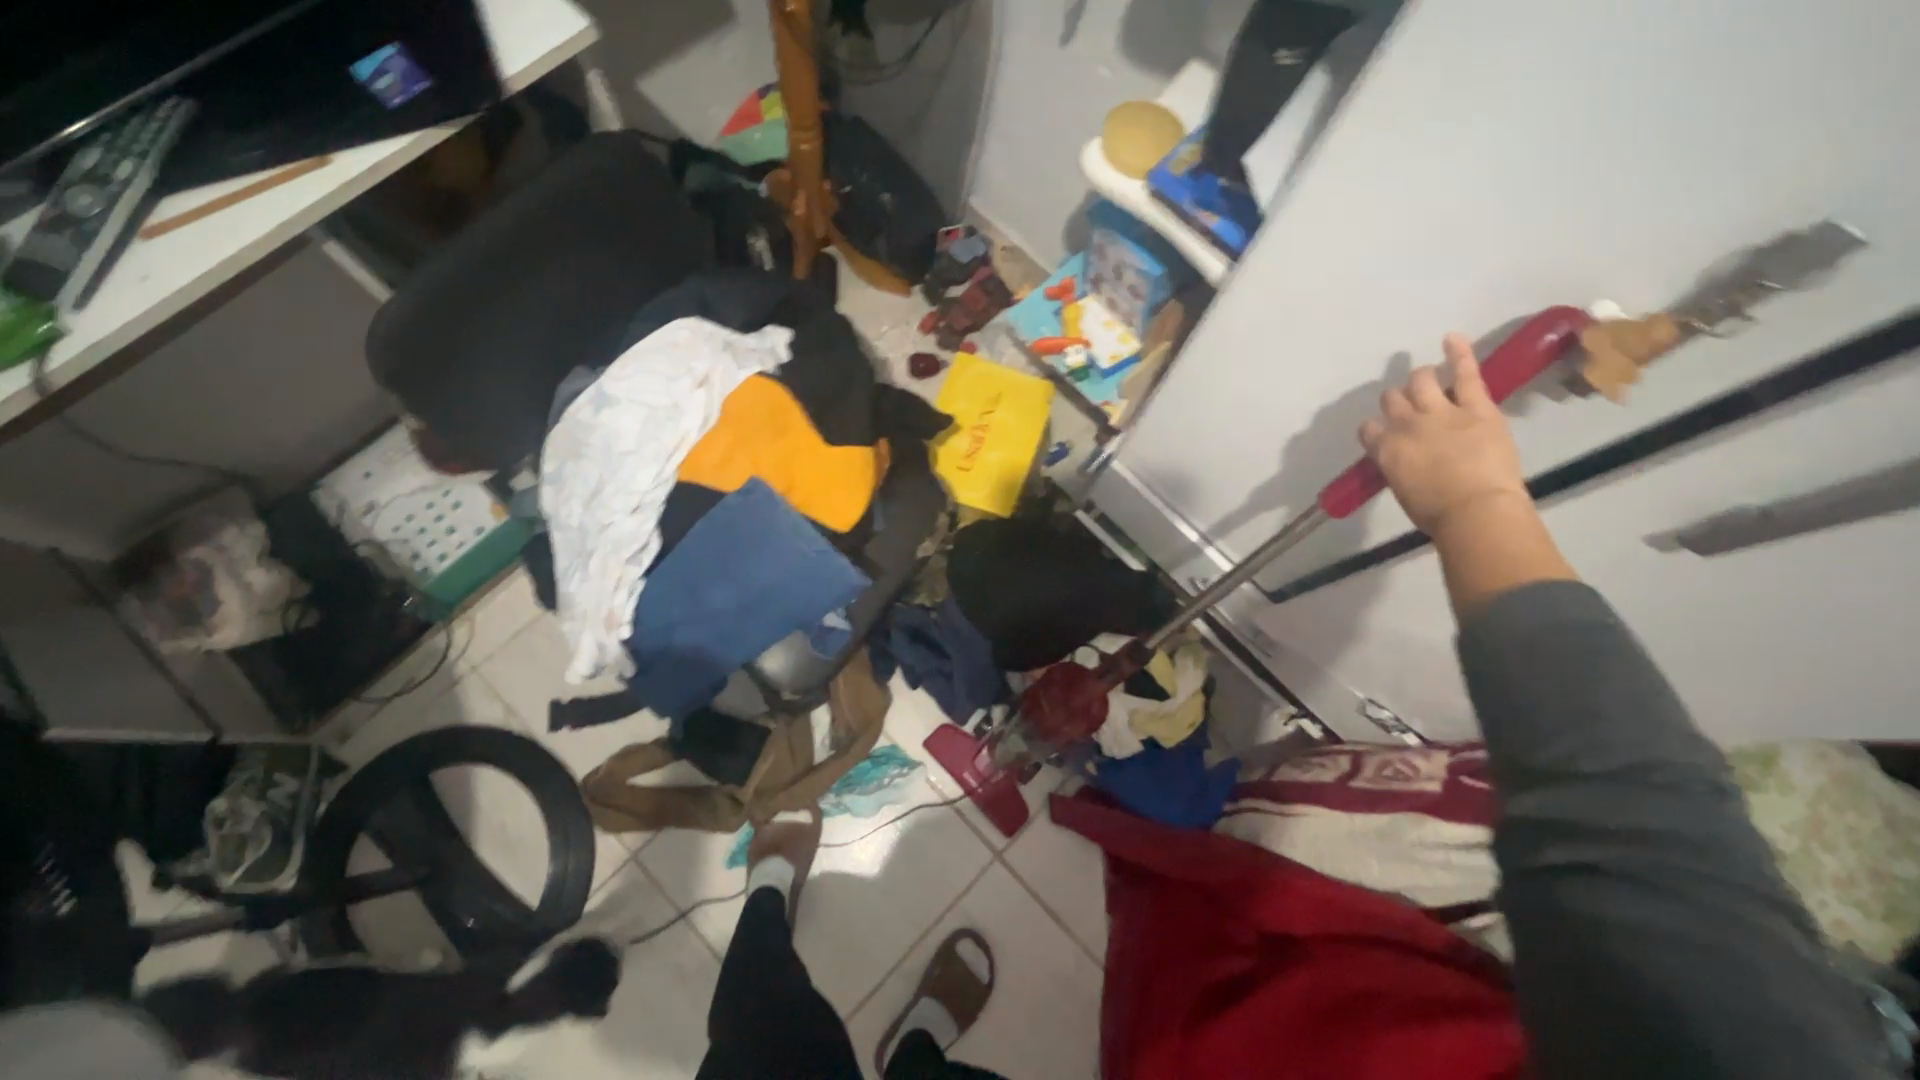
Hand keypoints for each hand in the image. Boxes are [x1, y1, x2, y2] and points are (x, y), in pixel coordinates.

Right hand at [1359, 334, 1531, 538]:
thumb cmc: (1437, 514)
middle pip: (1393, 399)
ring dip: (1421, 379)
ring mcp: (1440, 411)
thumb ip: (1399, 468)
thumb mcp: (1403, 492)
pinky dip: (1458, 352)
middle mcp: (1406, 424)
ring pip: (1421, 381)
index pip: (1369, 429)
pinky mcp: (1475, 406)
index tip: (1382, 433)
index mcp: (1386, 450)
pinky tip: (1452, 338)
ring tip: (1426, 379)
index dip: (1375, 429)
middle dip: (1398, 401)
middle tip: (1408, 406)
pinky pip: (1465, 373)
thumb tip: (1403, 461)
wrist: (1476, 510)